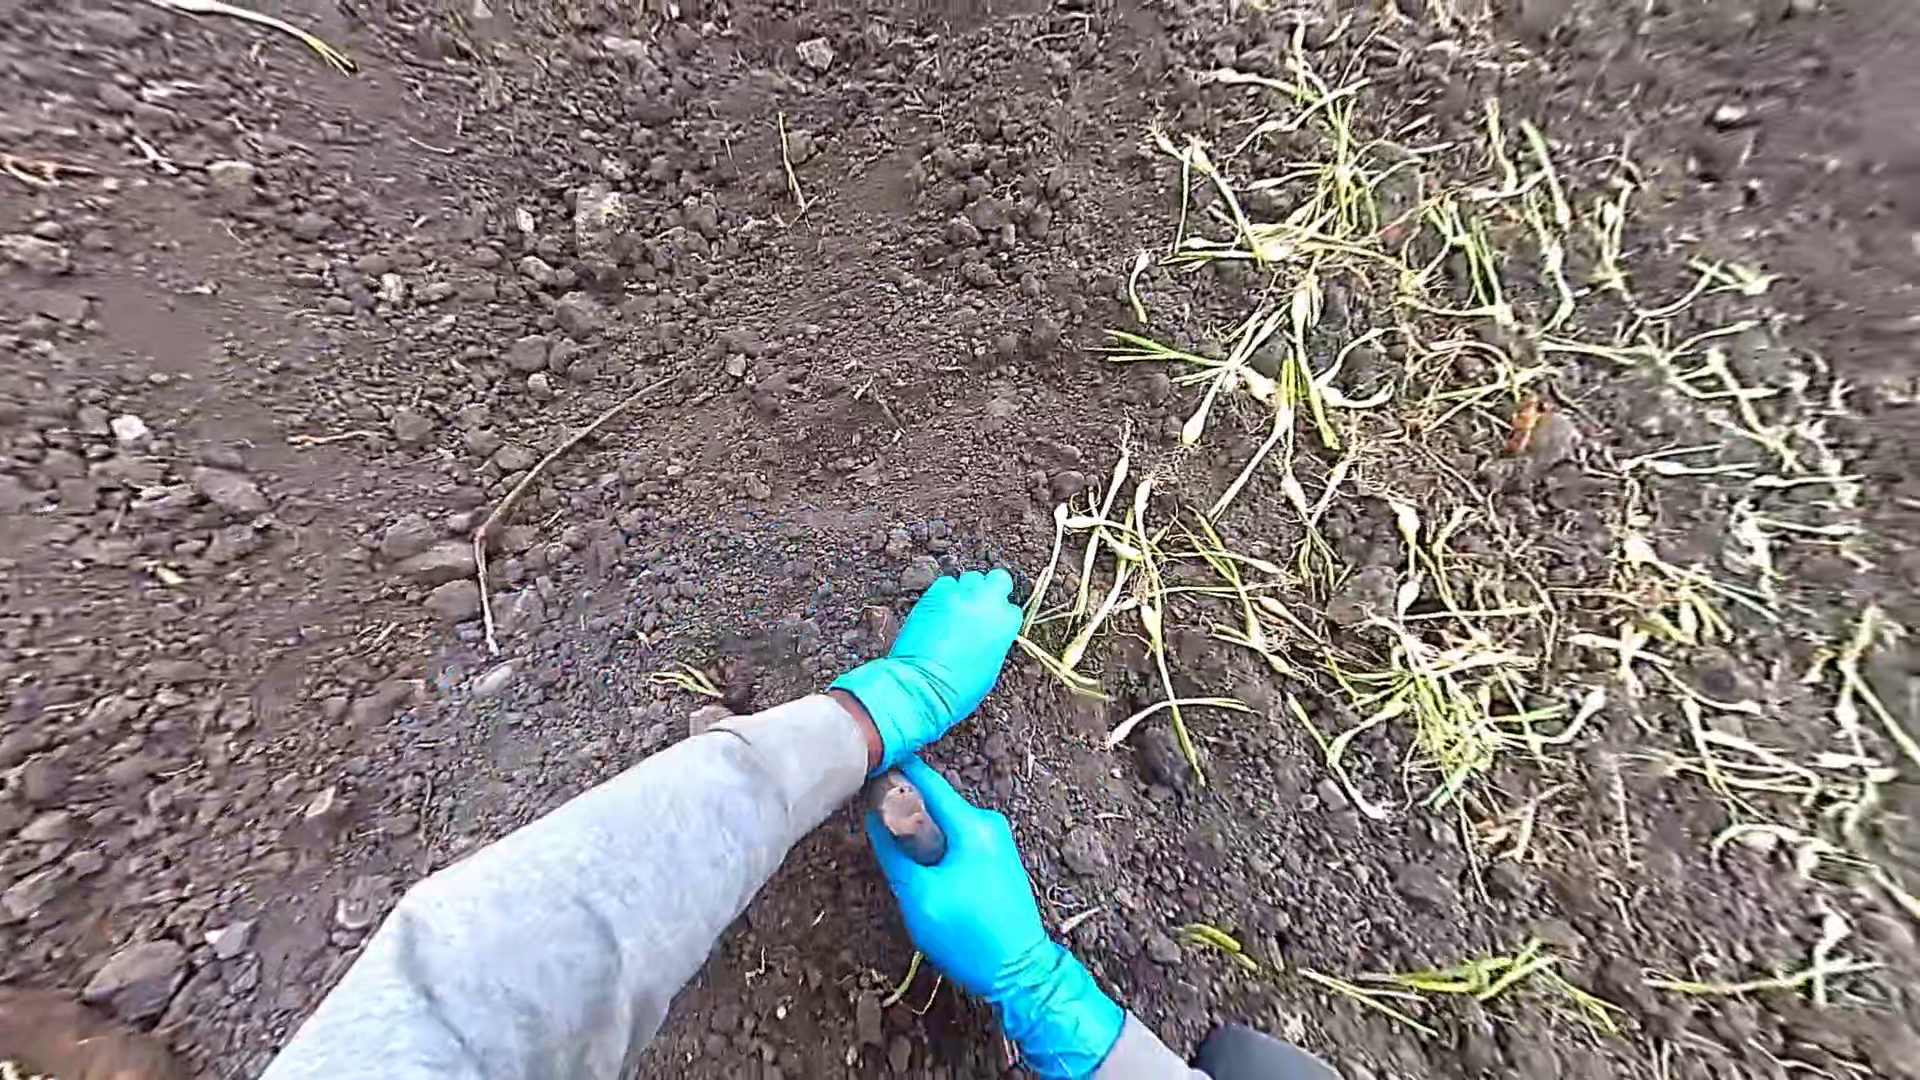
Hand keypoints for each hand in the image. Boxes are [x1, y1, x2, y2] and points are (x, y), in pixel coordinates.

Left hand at [832, 568, 1020, 770]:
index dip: (1002, 615)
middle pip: (999, 579)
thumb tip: (988, 631)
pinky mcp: (934, 594)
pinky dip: (944, 594)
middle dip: (992, 588)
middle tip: (982, 604)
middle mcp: (986, 602)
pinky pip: (945, 584)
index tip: (993, 622)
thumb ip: (995, 639)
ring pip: (970, 578)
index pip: (1011, 608)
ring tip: (957, 609)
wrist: (923, 686)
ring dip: (967, 591)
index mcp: (1004, 623)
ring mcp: (959, 595)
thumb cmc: (959, 688)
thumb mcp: (991, 666)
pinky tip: (939, 611)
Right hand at [866, 758, 1122, 1078]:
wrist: (1020, 971)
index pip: (931, 782)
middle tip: (879, 812)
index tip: (877, 764)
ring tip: (900, 845)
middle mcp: (988, 822)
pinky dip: (941, 840)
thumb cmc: (969, 936)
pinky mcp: (998, 853)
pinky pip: (962, 834)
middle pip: (939, 800)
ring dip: (925, 827)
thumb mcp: (919, 896)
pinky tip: (927, 862)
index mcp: (972, 825)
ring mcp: (997, 837)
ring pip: (949, 819)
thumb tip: (874, 822)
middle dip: (909, 805)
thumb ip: (894, 854)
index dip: (902, 772)